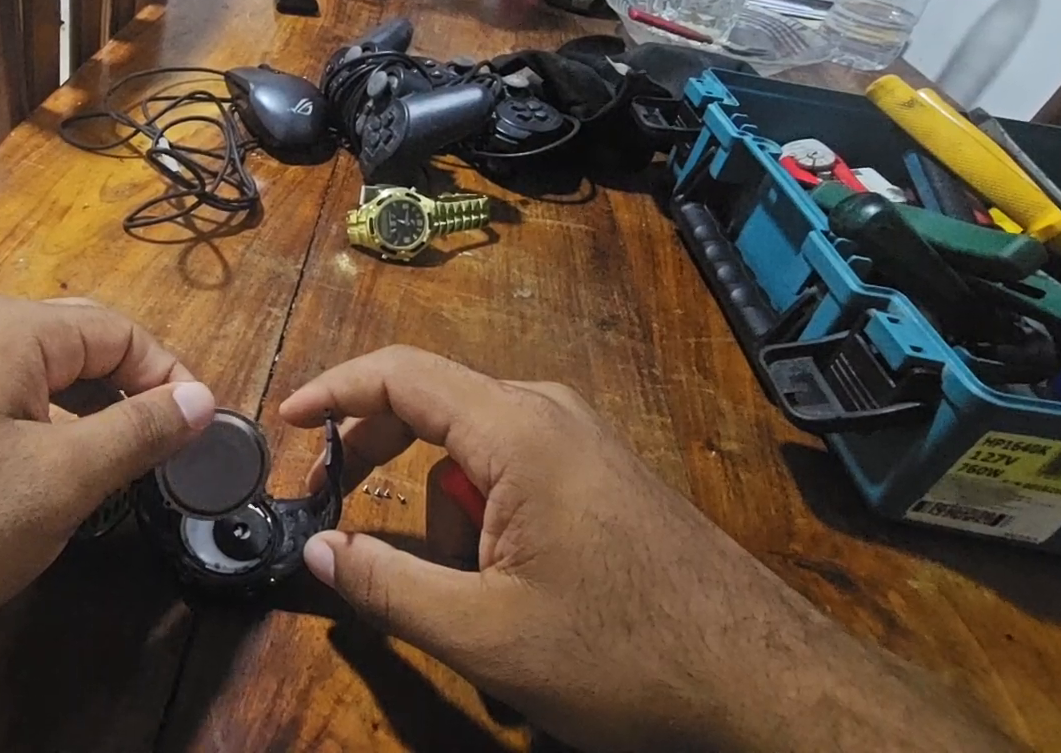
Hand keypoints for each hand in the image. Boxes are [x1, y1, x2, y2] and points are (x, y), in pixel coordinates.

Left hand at [0, 296, 215, 637]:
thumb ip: (137, 431)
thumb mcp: (58, 480)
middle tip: (164, 447)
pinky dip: (50, 427)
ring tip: (118, 464)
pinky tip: (51, 473)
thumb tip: (201, 397)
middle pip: (86, 343)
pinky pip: (12, 400)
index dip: (170, 377)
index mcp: (17, 330)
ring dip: (93, 411)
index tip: (198, 434)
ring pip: (48, 375)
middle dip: (133, 390)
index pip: (122, 331)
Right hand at [279, 347, 1017, 752]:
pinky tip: (507, 577)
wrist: (774, 686)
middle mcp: (543, 409)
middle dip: (375, 452)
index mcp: (514, 429)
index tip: (286, 421)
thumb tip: (315, 548)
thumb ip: (385, 584)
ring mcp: (574, 435)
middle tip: (335, 503)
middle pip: (428, 402)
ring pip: (467, 446)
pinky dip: (478, 510)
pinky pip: (507, 464)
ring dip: (438, 507)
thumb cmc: (624, 654)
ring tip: (465, 588)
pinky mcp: (593, 465)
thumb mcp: (486, 633)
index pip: (398, 374)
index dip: (332, 390)